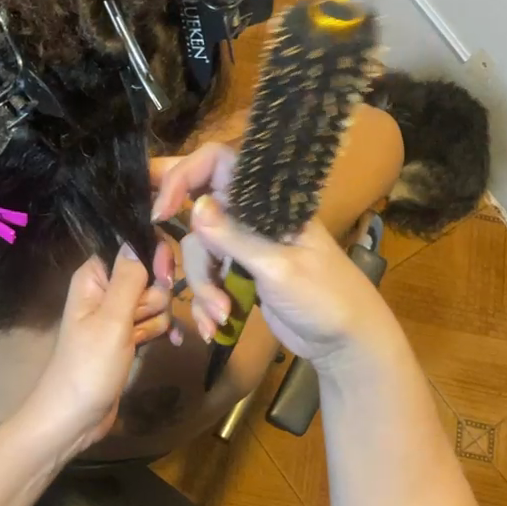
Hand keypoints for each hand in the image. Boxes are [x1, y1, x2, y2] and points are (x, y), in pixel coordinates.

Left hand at [22, 245, 156, 455]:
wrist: (74, 417)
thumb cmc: (88, 367)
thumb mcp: (112, 319)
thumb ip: (129, 278)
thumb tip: (139, 239)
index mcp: (93, 277)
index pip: (129, 246)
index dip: (151, 257)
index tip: (164, 275)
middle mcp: (103, 290)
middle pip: (148, 274)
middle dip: (155, 296)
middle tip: (139, 319)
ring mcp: (115, 315)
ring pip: (154, 300)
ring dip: (156, 319)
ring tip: (138, 341)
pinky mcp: (125, 337)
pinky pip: (152, 322)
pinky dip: (157, 332)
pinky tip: (163, 345)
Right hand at [158, 143, 389, 370]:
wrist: (345, 342)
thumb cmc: (325, 297)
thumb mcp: (278, 268)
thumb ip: (234, 238)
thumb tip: (194, 208)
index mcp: (266, 201)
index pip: (216, 163)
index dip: (182, 177)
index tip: (161, 212)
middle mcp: (250, 217)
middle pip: (197, 216)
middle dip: (186, 250)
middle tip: (164, 272)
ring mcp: (243, 248)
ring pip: (199, 254)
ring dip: (202, 288)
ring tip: (222, 315)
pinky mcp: (239, 277)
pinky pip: (208, 281)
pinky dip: (206, 304)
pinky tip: (217, 326)